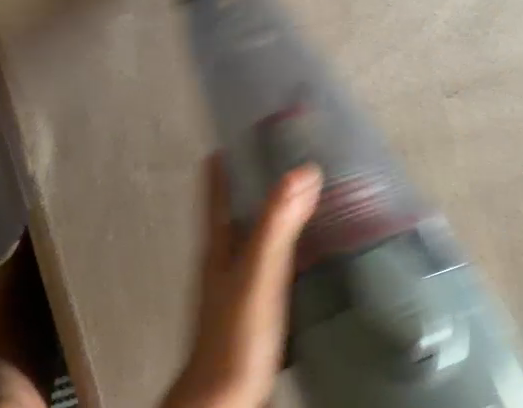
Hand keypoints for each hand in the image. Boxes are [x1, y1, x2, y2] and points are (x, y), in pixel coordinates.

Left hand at [161, 159, 323, 407]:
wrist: (225, 400)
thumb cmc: (236, 336)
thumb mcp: (259, 273)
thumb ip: (277, 225)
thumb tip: (301, 172)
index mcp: (218, 248)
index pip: (217, 196)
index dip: (223, 169)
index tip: (231, 141)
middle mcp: (222, 266)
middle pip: (234, 217)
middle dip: (251, 192)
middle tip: (276, 169)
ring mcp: (235, 294)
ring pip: (251, 247)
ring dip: (270, 226)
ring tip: (298, 210)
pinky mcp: (251, 320)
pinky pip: (269, 277)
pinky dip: (285, 262)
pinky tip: (304, 269)